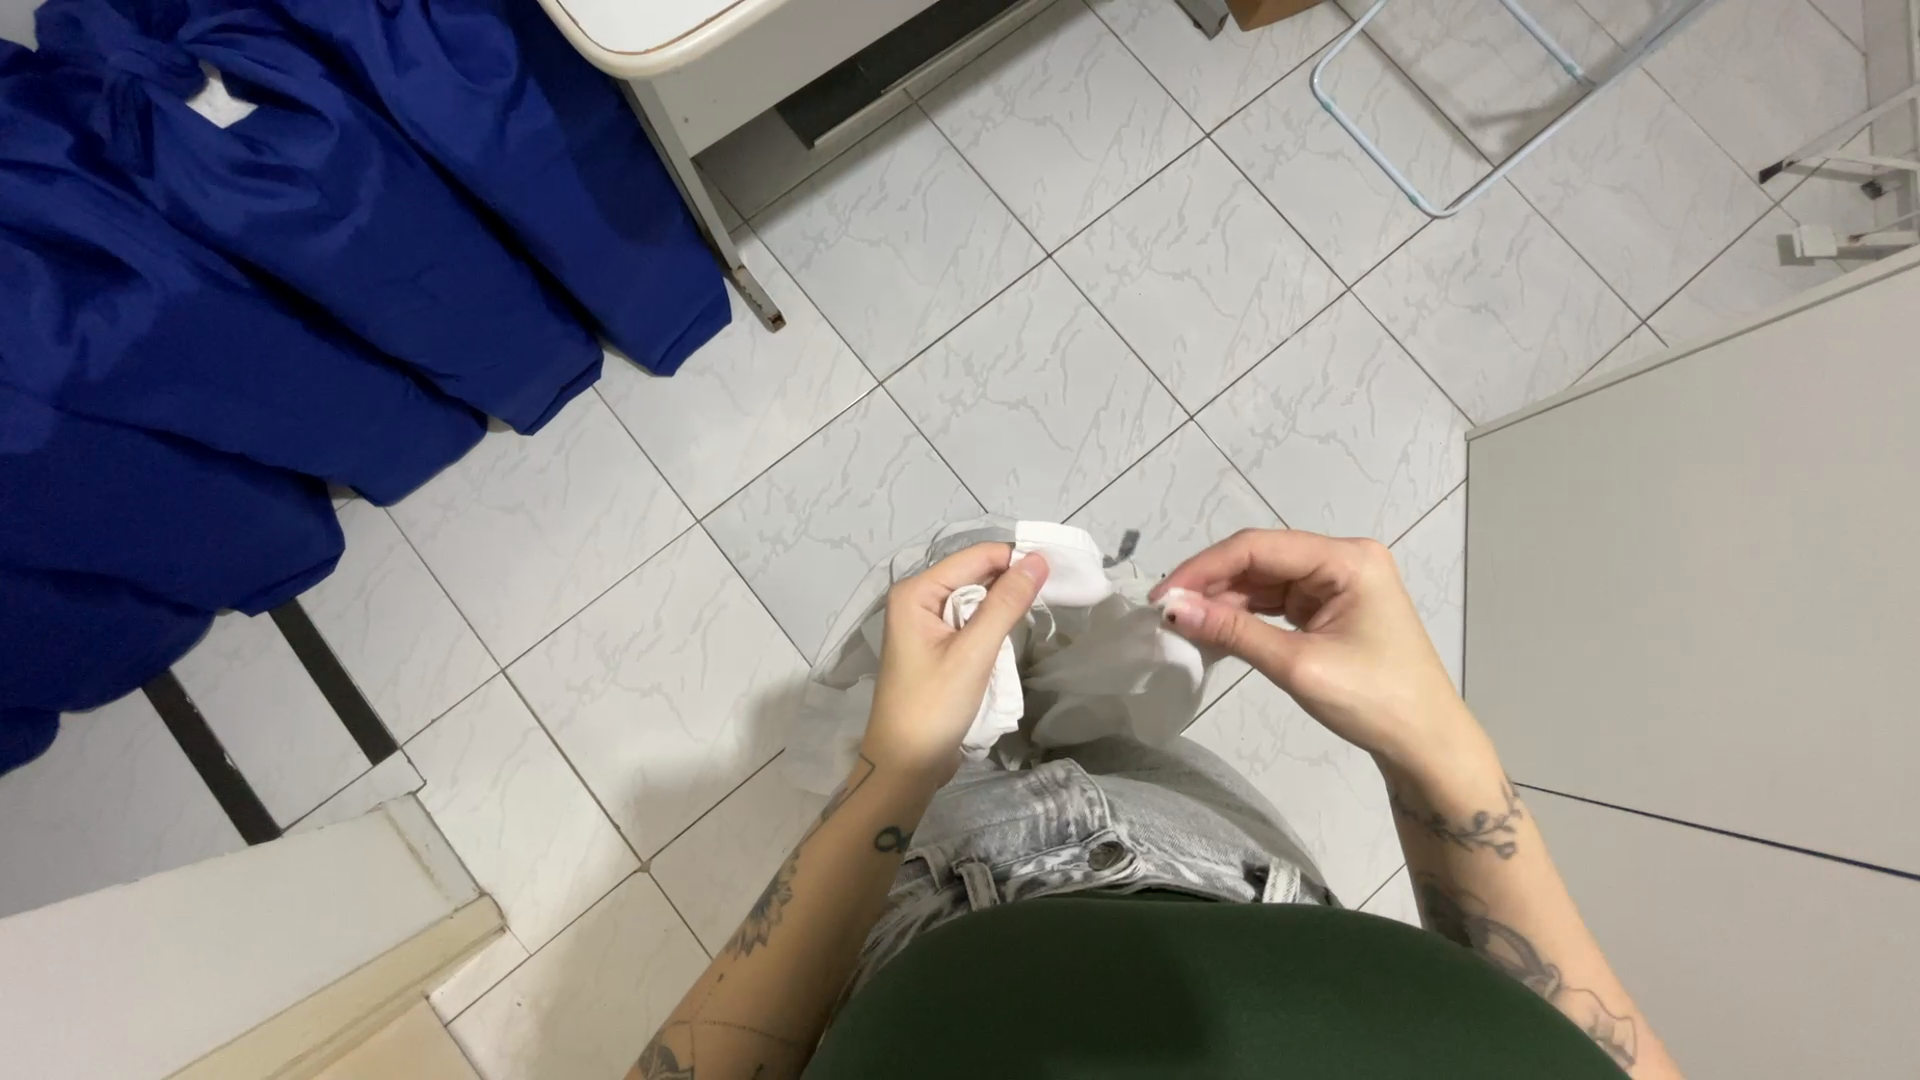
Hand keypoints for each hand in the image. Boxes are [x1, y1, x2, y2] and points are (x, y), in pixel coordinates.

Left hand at [861, 543, 1049, 785]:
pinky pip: (970, 619)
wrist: (905, 764)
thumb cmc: (934, 707)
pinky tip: (1014, 630)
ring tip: (1042, 607)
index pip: (974, 557)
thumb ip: (1005, 604)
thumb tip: (1038, 560)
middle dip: (1012, 578)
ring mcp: (925, 623)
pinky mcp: (936, 644)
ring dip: (1005, 602)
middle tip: (1058, 587)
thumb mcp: (974, 654)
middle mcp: (917, 599)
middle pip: (974, 573)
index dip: (1016, 558)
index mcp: (916, 592)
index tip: (1058, 568)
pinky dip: (993, 622)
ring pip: (975, 597)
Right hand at [1150, 529, 1470, 765]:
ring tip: (1182, 622)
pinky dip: (1241, 614)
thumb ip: (1233, 631)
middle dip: (1211, 584)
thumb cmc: (1374, 702)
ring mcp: (1334, 582)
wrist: (1426, 745)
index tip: (1162, 596)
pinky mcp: (1326, 606)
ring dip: (1222, 600)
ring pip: (1261, 579)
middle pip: (1258, 559)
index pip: (1258, 547)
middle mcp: (1340, 559)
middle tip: (1166, 611)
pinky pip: (1272, 600)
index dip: (1205, 567)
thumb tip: (1173, 609)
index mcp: (1347, 559)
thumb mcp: (1298, 665)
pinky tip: (1212, 627)